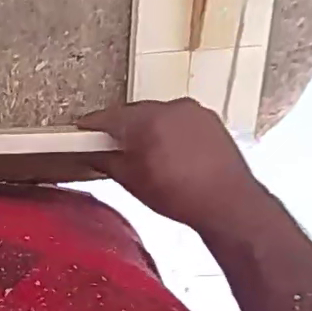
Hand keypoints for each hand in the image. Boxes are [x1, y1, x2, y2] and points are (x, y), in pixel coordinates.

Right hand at [77, 98, 267, 228]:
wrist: (228, 203)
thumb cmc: (180, 195)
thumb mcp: (133, 182)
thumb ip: (108, 162)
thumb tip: (93, 155)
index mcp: (147, 120)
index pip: (109, 116)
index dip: (93, 125)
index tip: (83, 130)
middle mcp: (170, 107)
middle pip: (135, 113)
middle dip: (123, 128)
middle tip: (112, 146)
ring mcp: (193, 111)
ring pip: (160, 115)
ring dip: (149, 129)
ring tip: (145, 154)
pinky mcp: (210, 119)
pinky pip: (181, 121)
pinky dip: (171, 132)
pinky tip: (171, 153)